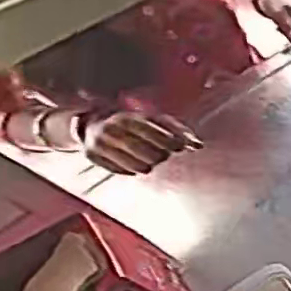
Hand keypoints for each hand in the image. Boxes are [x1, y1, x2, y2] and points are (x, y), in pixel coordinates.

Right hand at [82, 111, 199, 174]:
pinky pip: (122, 171)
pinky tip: (135, 165)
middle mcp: (112, 130)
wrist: (92, 123)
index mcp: (129, 119)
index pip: (159, 137)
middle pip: (151, 155)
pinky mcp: (92, 156)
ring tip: (151, 162)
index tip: (180, 148)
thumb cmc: (136, 124)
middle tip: (163, 156)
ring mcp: (99, 144)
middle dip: (163, 158)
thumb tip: (199, 146)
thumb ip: (179, 131)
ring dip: (150, 167)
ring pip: (138, 167)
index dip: (174, 145)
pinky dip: (132, 170)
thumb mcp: (155, 121)